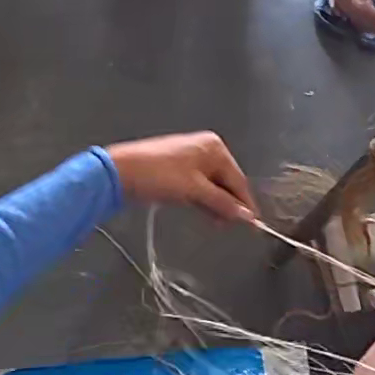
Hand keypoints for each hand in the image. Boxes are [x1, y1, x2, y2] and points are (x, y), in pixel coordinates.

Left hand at [106, 132, 257, 222]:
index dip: (245, 203)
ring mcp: (192, 157)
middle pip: (226, 181)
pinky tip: (204, 212)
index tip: (253, 224)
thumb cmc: (160, 176)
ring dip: (215, 204)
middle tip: (228, 226)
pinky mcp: (179, 168)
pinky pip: (199, 185)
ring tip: (216, 223)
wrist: (120, 172)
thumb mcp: (194, 190)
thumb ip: (223, 203)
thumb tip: (247, 216)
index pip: (238, 179)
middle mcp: (206, 149)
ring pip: (212, 185)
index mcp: (215, 148)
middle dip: (228, 204)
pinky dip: (203, 199)